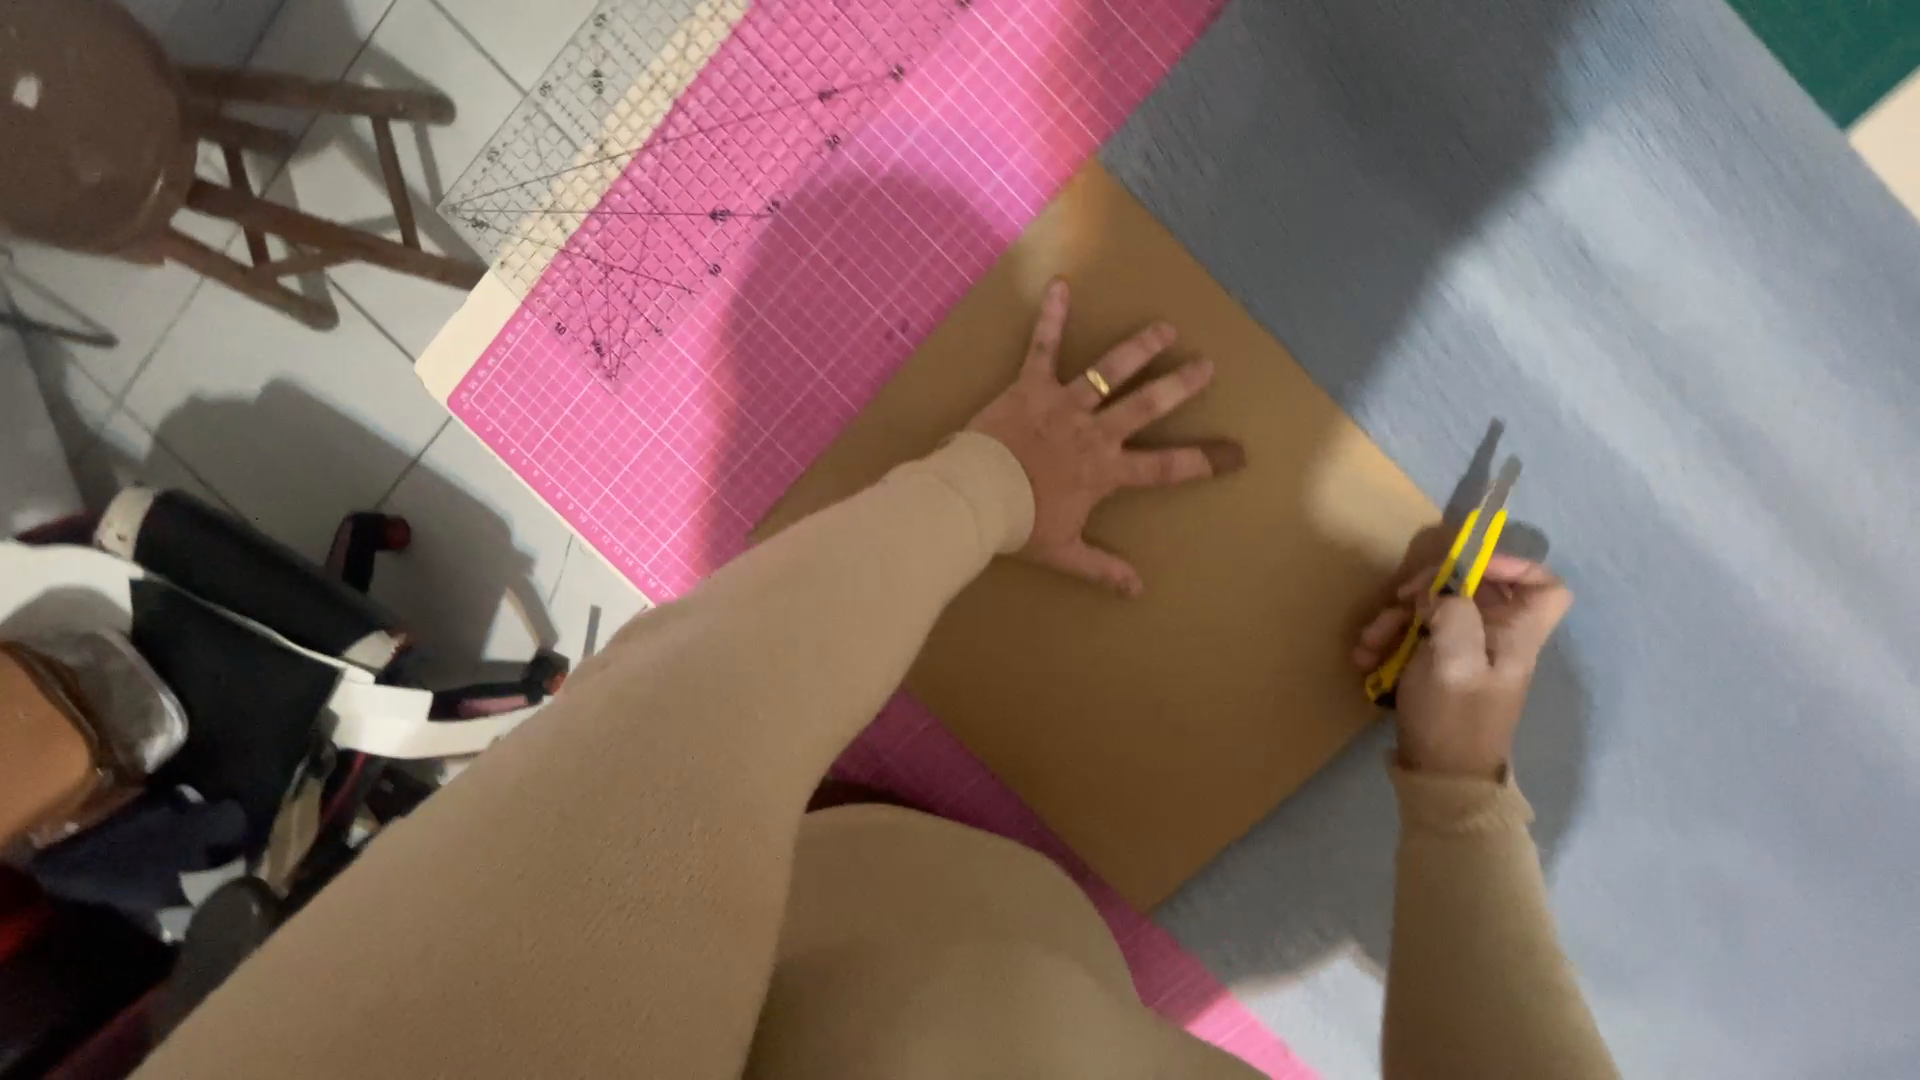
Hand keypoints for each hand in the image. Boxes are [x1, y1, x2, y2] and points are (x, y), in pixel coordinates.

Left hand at [966, 277, 1243, 596]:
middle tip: (1206, 366)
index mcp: (1106, 471)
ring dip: (1139, 347)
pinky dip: (1051, 316)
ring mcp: (1064, 405)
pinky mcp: (1030, 386)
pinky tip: (1062, 285)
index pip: (1166, 468)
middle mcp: (1094, 432)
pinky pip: (1042, 347)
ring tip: (1164, 328)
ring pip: (1108, 370)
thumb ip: (1101, 568)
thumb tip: (1136, 590)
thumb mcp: (1063, 551)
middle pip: (1146, 405)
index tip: (1238, 454)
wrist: (976, 499)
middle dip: (1180, 385)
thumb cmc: (1020, 524)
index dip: (1205, 461)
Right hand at [1351, 555, 1572, 778]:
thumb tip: (1438, 593)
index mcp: (1516, 635)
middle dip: (1428, 590)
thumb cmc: (1453, 719)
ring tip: (1369, 642)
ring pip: (1433, 611)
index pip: (1544, 586)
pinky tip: (1366, 657)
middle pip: (1472, 589)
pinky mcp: (1436, 666)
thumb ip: (1454, 615)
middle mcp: (1495, 637)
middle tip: (1400, 598)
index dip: (1512, 566)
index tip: (1466, 567)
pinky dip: (1387, 641)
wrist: (1439, 776)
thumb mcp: (1454, 663)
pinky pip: (1413, 636)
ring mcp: (1464, 651)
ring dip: (1395, 619)